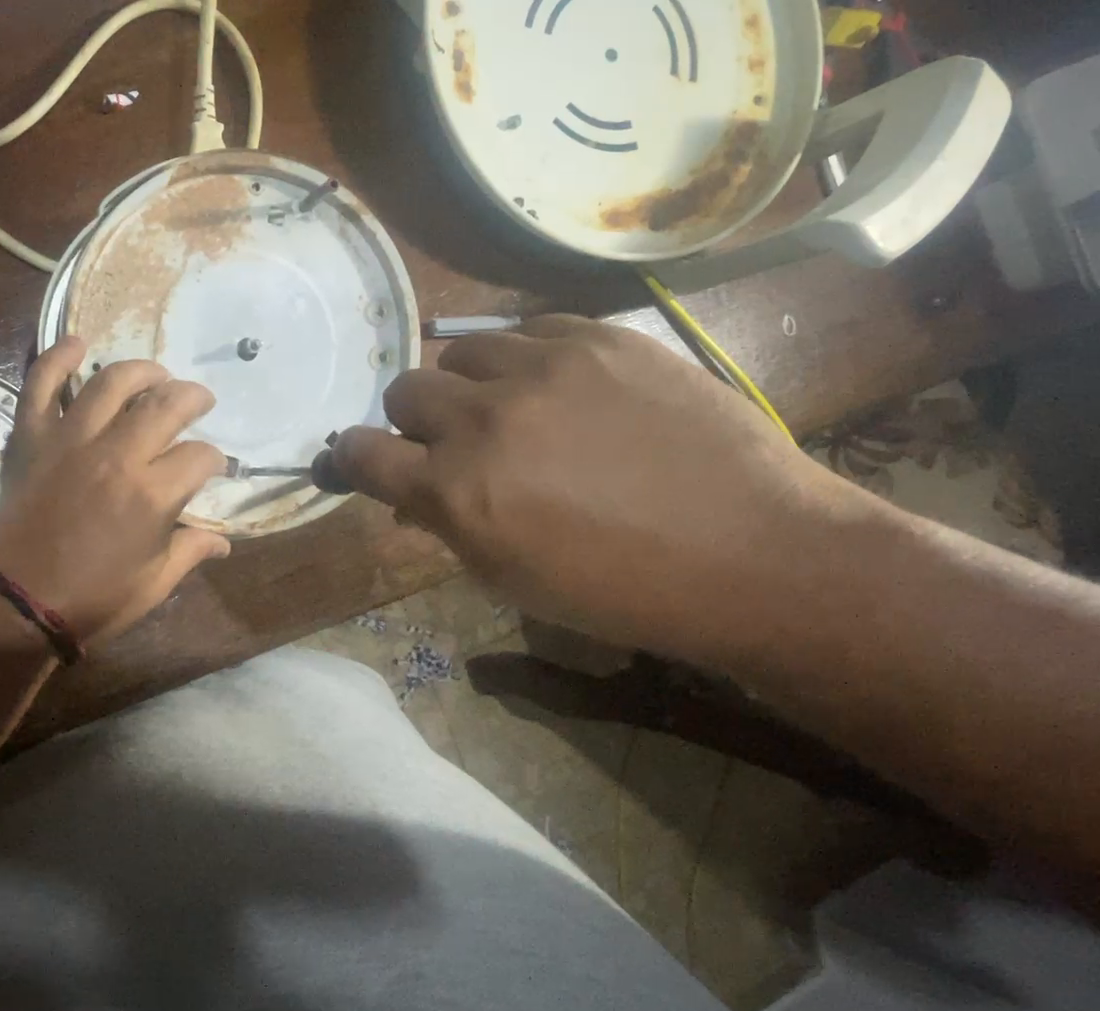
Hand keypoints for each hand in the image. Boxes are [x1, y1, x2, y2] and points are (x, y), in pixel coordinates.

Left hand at [0, 338, 230, 645]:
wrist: (17, 606)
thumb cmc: (91, 602)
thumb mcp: (153, 585)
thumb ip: (189, 552)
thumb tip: (222, 542)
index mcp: (152, 495)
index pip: (200, 457)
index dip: (214, 459)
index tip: (212, 466)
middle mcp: (115, 455)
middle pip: (165, 405)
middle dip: (192, 398)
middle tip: (198, 402)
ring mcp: (68, 440)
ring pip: (111, 383)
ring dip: (141, 371)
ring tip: (155, 374)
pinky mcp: (30, 438)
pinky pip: (41, 384)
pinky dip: (57, 358)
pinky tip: (78, 344)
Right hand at [332, 315, 856, 659]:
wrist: (750, 552)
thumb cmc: (616, 590)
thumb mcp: (507, 577)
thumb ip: (446, 525)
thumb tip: (412, 493)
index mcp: (455, 490)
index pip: (361, 452)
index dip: (352, 457)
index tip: (363, 461)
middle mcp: (485, 419)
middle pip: (404, 391)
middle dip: (414, 421)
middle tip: (450, 442)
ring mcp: (545, 369)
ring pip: (461, 352)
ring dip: (467, 385)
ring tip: (508, 409)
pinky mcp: (602, 339)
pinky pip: (530, 328)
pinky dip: (525, 358)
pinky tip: (557, 387)